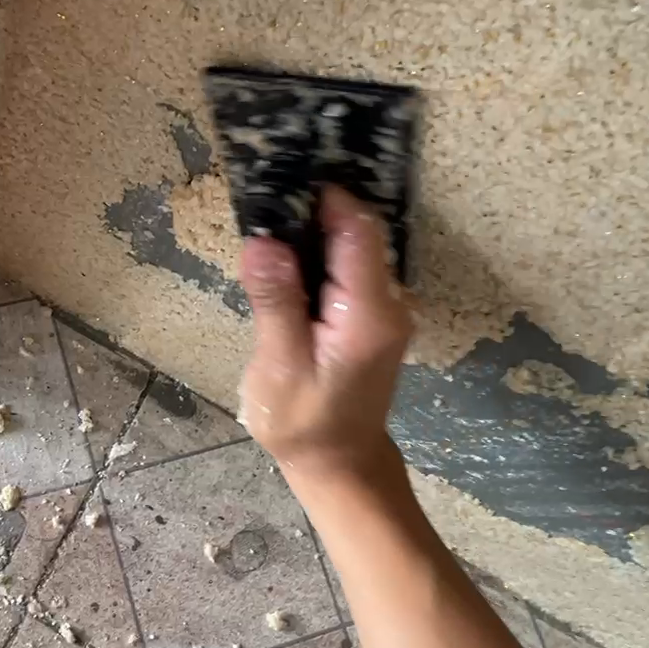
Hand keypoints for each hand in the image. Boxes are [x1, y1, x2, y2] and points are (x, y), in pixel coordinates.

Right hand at [237, 186, 414, 488]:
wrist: (339, 462)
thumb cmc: (304, 421)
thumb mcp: (280, 366)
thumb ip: (275, 302)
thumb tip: (262, 242)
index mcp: (368, 314)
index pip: (358, 232)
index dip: (325, 200)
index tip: (279, 185)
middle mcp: (387, 303)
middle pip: (357, 234)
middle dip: (312, 212)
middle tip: (261, 205)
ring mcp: (383, 308)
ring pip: (351, 249)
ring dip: (310, 234)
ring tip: (264, 229)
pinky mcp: (370, 315)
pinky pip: (347, 269)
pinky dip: (316, 256)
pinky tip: (282, 262)